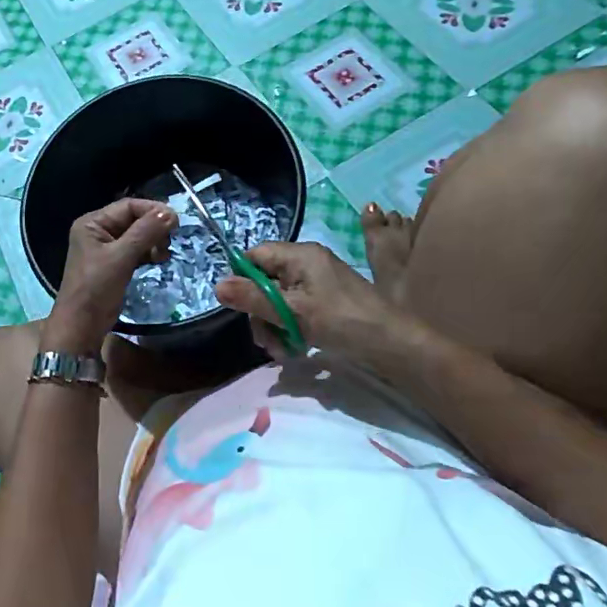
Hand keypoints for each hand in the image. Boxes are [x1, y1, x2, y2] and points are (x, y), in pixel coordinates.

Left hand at [45, 198, 176, 352]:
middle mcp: (99, 231)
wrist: (81, 327)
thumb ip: (145, 233)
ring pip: (138, 235)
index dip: (153, 210)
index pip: (128, 206)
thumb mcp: (121, 257)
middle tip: (170, 240)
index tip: (176, 221)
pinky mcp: (115, 264)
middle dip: (154, 228)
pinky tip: (160, 260)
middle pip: (134, 219)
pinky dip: (150, 253)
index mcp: (93, 223)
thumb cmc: (95, 288)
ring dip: (154, 241)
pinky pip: (137, 250)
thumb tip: (171, 213)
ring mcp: (107, 248)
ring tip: (164, 254)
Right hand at [213, 241, 411, 360]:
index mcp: (301, 255)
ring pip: (278, 302)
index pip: (257, 255)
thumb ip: (254, 298)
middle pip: (265, 282)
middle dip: (260, 313)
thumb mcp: (294, 310)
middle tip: (266, 342)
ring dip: (274, 327)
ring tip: (283, 352)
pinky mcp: (325, 304)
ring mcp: (317, 284)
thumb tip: (216, 286)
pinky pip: (295, 313)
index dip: (242, 278)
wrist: (389, 343)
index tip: (238, 306)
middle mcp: (307, 264)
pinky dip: (291, 331)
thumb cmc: (342, 320)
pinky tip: (295, 351)